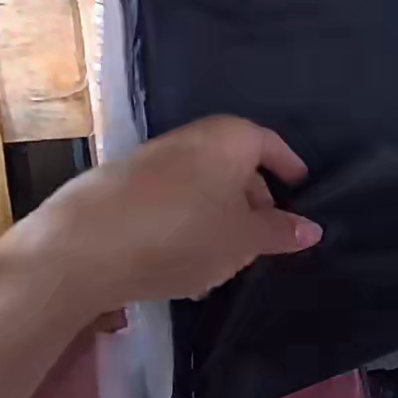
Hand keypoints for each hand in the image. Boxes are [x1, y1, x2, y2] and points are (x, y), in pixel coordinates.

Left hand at [0, 116, 321, 315]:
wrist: (85, 244)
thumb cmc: (183, 233)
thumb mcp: (243, 240)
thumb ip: (279, 232)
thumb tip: (312, 228)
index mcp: (229, 138)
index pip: (272, 146)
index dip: (290, 170)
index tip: (301, 193)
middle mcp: (192, 137)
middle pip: (237, 165)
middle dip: (254, 201)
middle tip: (263, 239)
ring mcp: (154, 157)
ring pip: (203, 185)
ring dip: (219, 218)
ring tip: (224, 260)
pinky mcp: (124, 182)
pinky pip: (173, 198)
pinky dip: (187, 222)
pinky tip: (183, 260)